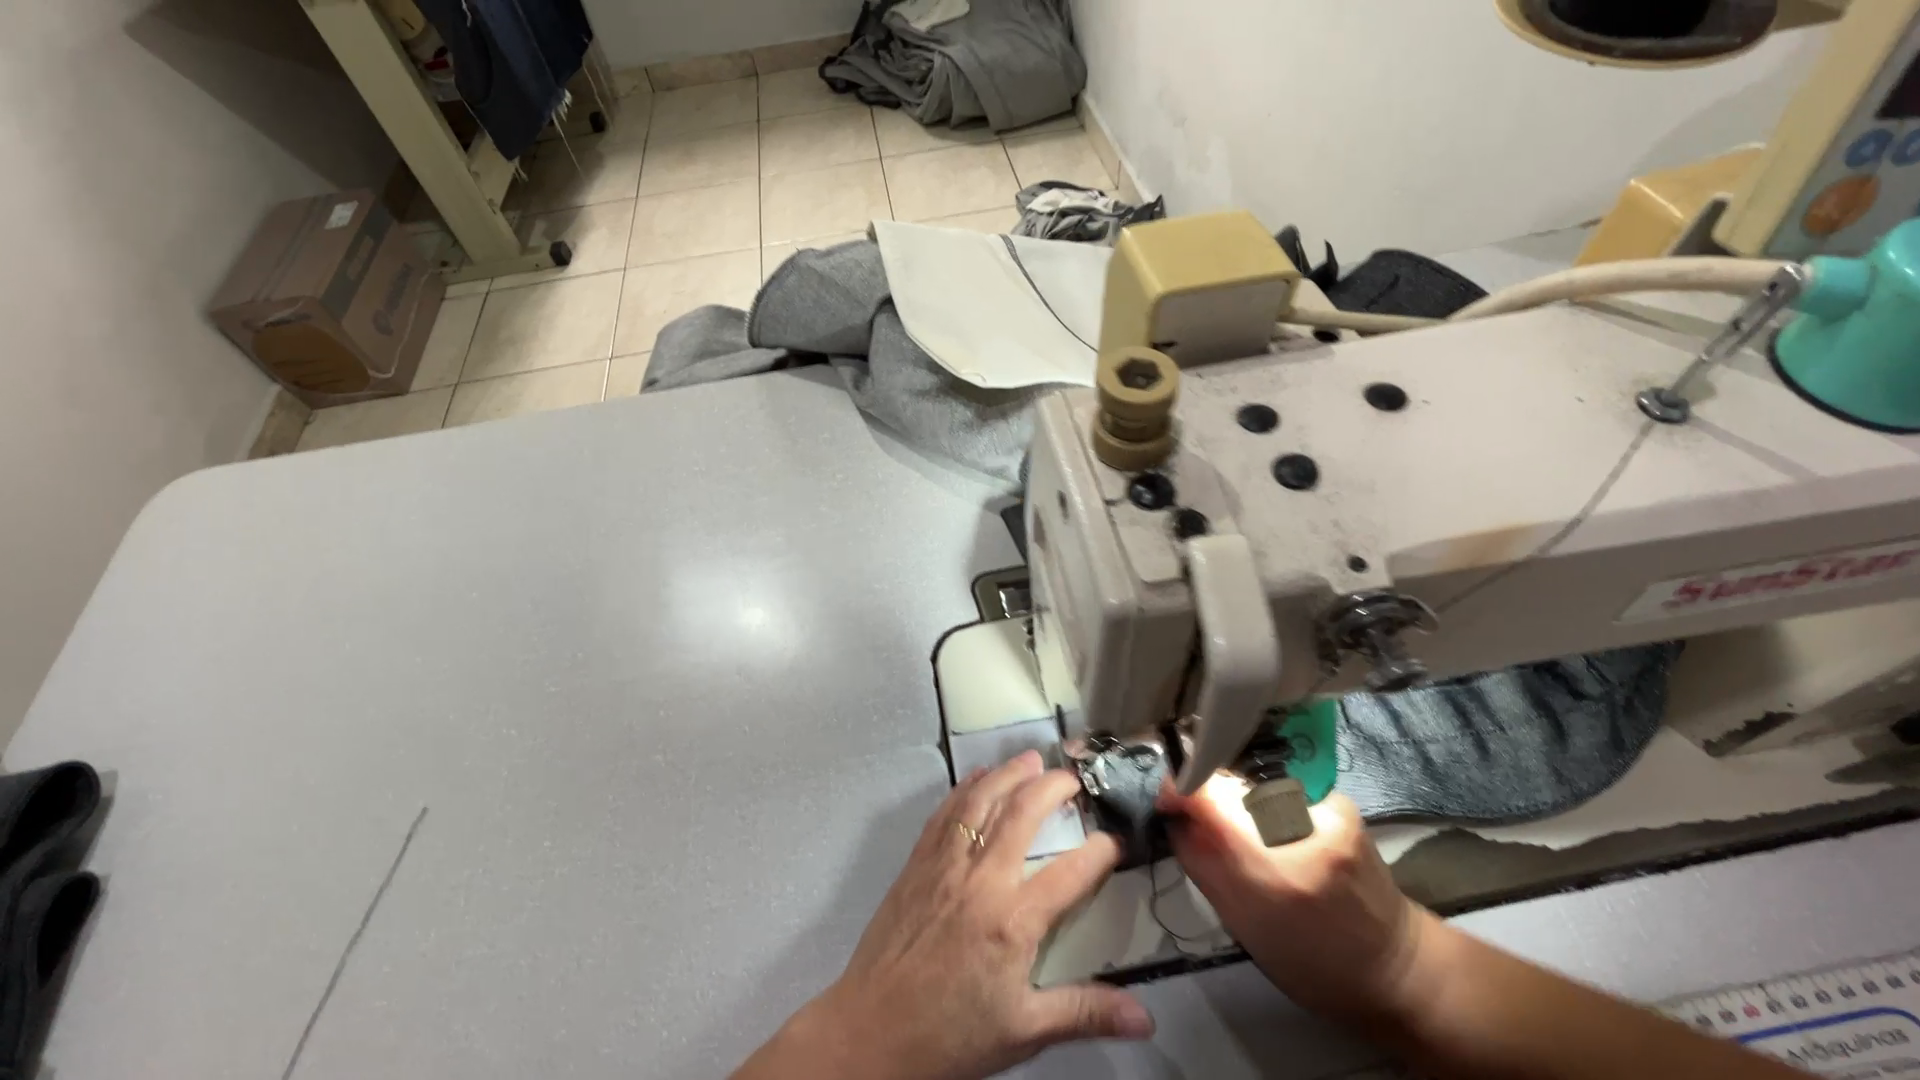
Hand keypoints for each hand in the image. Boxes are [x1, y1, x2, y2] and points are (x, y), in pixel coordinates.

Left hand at [736, 751, 1154, 1079]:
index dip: (1101, 852)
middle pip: (1022, 815)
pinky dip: (963, 791)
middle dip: (1052, 787)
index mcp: (1013, 921)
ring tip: (1029, 759)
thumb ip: (1085, 1013)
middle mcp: (981, 880)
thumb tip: (1145, 1019)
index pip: (1071, 873)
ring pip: (979, 803)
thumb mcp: (1024, 1030)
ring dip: (1007, 775)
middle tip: (1073, 778)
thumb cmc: (950, 1034)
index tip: (1117, 841)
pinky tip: (976, 780)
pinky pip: (943, 816)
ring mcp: (944, 867)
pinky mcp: (916, 866)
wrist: (870, 1031)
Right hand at [1157, 779, 1431, 1026]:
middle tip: (1203, 827)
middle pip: (1229, 781)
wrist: (1393, 966)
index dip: (1177, 786)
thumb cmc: (1307, 961)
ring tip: (1245, 837)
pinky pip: (1284, 791)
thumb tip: (1173, 816)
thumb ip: (1199, 861)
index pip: (1208, 789)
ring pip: (1254, 784)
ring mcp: (1326, 809)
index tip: (1168, 803)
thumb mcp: (1238, 922)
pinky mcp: (1342, 802)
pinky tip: (1282, 836)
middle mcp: (1300, 826)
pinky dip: (1270, 807)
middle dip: (1206, 796)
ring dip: (1238, 802)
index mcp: (1269, 867)